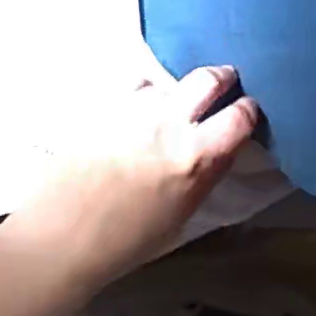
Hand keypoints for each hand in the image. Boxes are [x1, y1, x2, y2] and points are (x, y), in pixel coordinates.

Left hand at [2, 66, 260, 290]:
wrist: (66, 229)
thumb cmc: (127, 238)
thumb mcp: (183, 214)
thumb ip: (205, 174)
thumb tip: (218, 152)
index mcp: (195, 157)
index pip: (240, 116)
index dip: (248, 110)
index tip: (247, 110)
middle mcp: (168, 123)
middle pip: (206, 79)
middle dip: (221, 77)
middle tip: (224, 81)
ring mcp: (134, 108)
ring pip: (167, 81)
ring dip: (176, 89)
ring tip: (173, 104)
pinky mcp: (106, 104)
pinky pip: (134, 87)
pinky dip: (143, 93)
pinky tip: (138, 110)